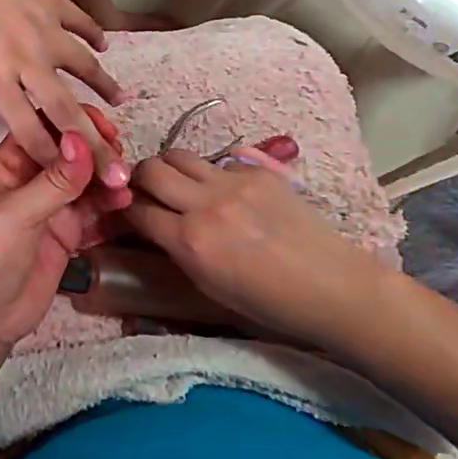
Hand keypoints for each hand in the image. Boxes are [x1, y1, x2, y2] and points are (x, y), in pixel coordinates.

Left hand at [0, 0, 127, 187]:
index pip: (29, 130)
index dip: (50, 156)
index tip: (67, 171)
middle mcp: (28, 61)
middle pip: (67, 110)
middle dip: (94, 143)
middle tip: (117, 165)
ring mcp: (47, 30)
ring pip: (85, 66)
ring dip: (105, 86)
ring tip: (120, 101)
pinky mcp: (55, 2)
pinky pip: (83, 24)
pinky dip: (96, 37)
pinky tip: (104, 48)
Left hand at [0, 106, 125, 352]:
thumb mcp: (16, 215)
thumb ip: (53, 180)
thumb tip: (82, 138)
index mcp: (8, 165)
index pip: (42, 129)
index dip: (71, 123)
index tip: (102, 126)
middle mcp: (31, 180)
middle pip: (70, 154)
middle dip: (96, 152)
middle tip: (119, 159)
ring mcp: (50, 207)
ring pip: (86, 181)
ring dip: (107, 179)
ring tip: (123, 185)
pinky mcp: (67, 234)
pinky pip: (94, 212)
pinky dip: (110, 206)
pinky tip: (124, 204)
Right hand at [122, 149, 395, 340]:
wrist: (334, 288)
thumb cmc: (269, 304)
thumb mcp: (209, 288)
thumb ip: (176, 252)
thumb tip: (152, 229)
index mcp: (191, 243)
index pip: (137, 210)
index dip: (124, 209)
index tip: (124, 210)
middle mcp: (206, 205)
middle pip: (151, 169)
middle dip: (138, 178)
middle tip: (144, 190)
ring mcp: (233, 183)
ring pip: (178, 154)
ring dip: (168, 167)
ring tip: (176, 183)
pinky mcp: (258, 172)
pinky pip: (216, 162)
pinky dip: (206, 173)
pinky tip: (219, 191)